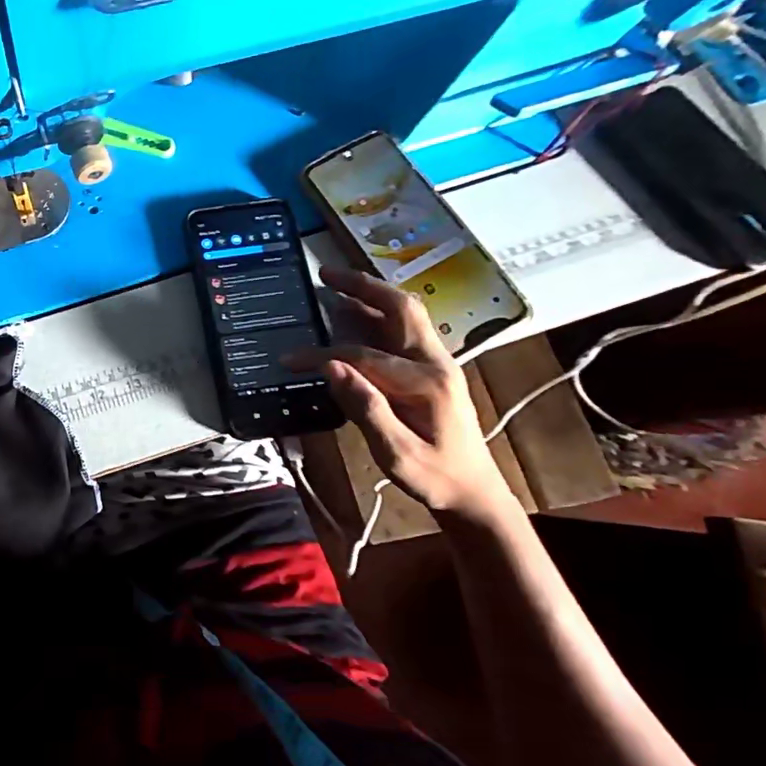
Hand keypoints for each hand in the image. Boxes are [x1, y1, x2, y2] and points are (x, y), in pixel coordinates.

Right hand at [285, 266, 509, 513]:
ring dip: (370, 294)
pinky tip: (356, 311)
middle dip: (361, 286)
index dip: (324, 354)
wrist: (474, 491)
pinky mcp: (433, 366)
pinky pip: (404, 326)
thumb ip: (366, 409)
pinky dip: (378, 310)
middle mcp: (436, 361)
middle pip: (399, 308)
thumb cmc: (435, 477)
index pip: (365, 356)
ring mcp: (437, 360)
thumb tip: (332, 367)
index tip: (291, 359)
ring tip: (334, 284)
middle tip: (325, 274)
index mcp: (427, 383)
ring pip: (404, 312)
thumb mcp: (397, 455)